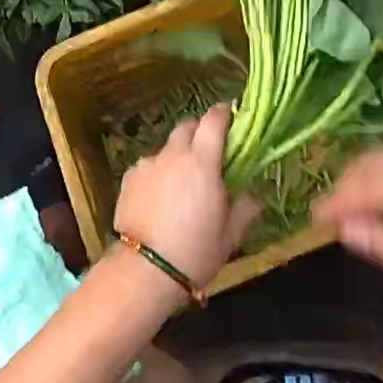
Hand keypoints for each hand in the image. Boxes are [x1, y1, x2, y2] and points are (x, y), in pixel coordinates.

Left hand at [112, 103, 259, 289]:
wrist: (146, 269)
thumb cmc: (196, 250)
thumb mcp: (231, 233)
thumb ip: (245, 206)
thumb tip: (253, 192)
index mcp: (202, 161)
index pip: (213, 120)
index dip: (223, 113)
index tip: (231, 113)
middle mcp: (173, 154)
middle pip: (187, 126)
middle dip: (199, 130)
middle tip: (210, 149)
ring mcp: (147, 163)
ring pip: (167, 148)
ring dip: (177, 155)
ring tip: (183, 181)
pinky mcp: (129, 177)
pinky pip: (149, 165)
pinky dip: (158, 172)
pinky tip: (160, 196)